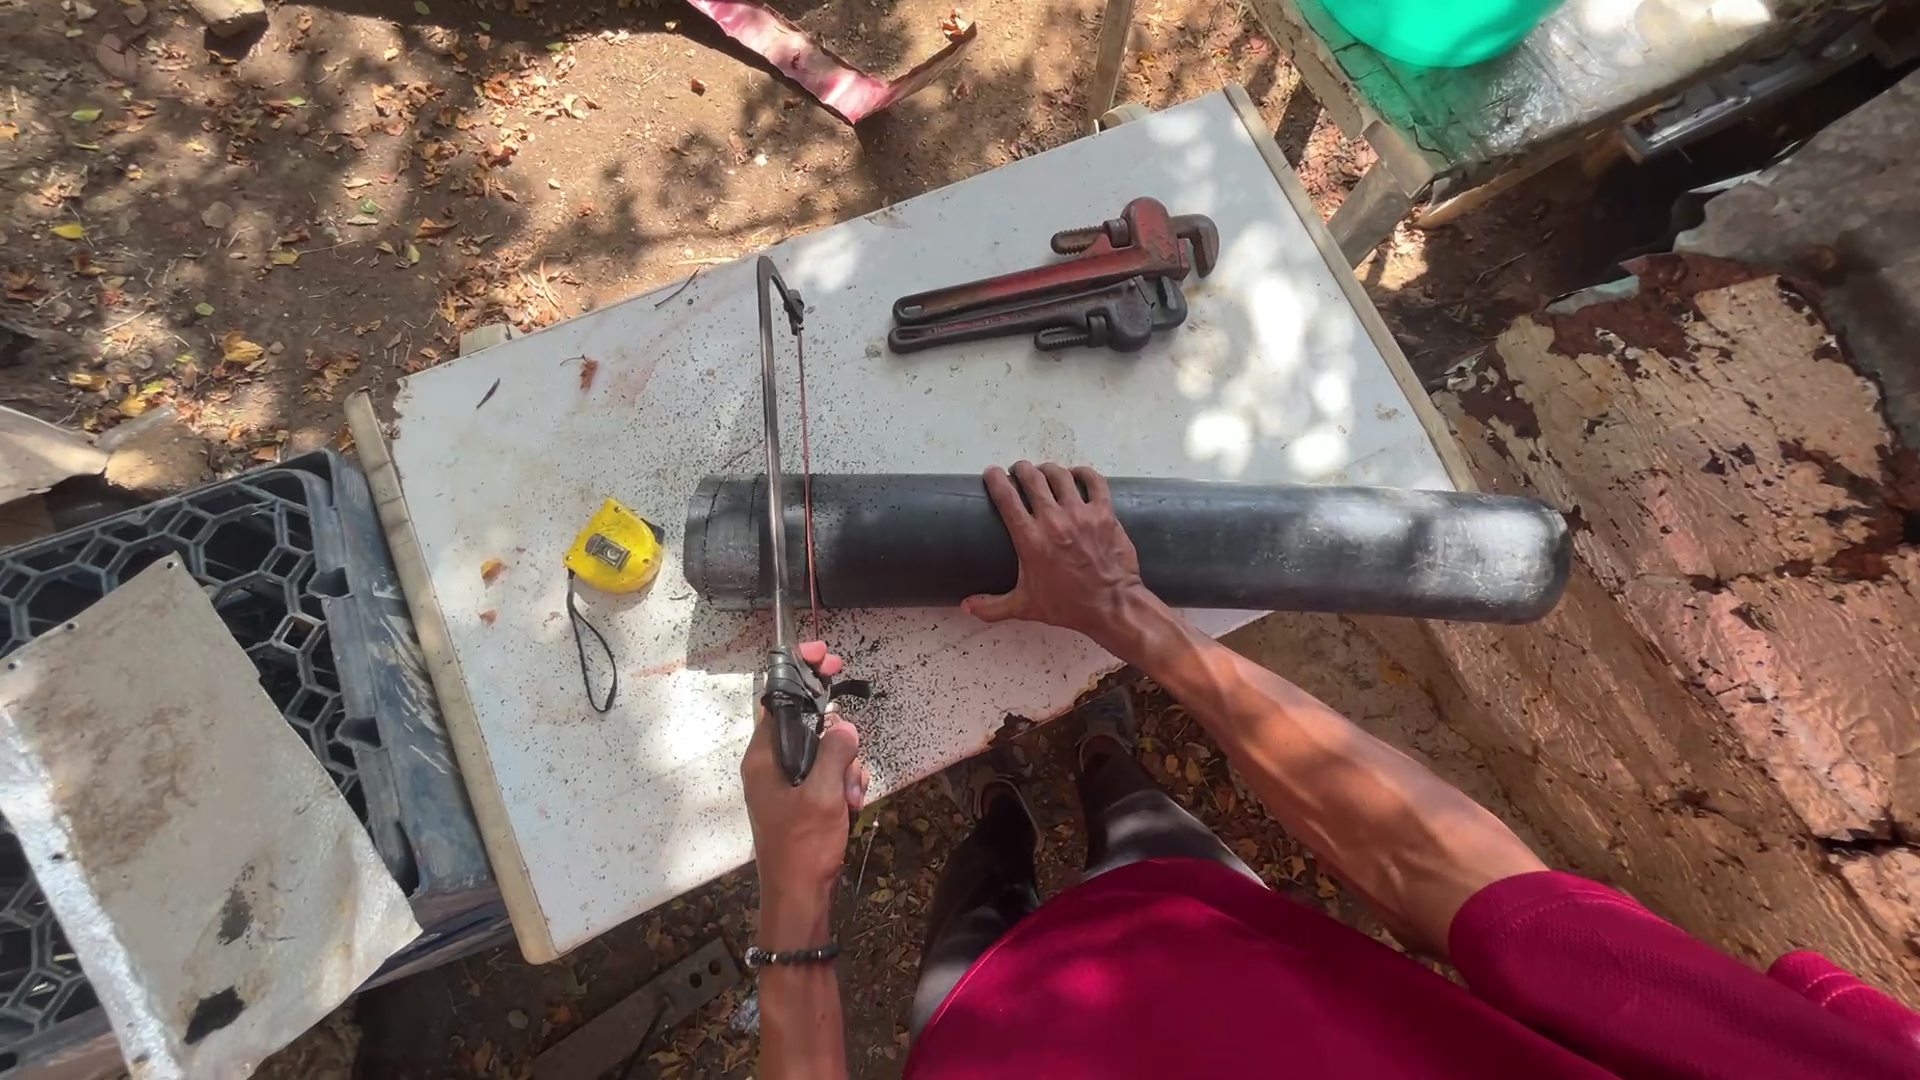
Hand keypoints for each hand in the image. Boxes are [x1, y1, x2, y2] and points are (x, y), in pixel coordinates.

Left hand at [740, 645, 866, 945]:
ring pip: (823, 747)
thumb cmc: (803, 846)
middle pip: (804, 720)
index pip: (777, 698)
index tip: (824, 656)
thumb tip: (844, 725)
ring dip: (846, 762)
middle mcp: (771, 764)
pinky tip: (852, 804)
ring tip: (851, 793)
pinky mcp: (803, 798)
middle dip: (834, 722)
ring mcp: (787, 781)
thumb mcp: (823, 794)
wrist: (800, 898)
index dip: (800, 672)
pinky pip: (828, 772)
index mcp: (764, 757)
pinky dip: (845, 781)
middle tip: (851, 714)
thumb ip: (835, 752)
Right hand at [963, 462, 1164, 657]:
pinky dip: (1083, 473)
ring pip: (1061, 476)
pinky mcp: (1104, 513)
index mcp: (1030, 539)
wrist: (1111, 606)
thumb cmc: (1067, 606)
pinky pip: (1094, 481)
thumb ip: (992, 607)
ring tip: (1044, 472)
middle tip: (1018, 471)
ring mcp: (1081, 514)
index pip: (1006, 497)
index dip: (995, 479)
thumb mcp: (1025, 607)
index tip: (991, 472)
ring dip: (1048, 469)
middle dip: (1021, 469)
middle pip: (1032, 479)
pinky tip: (1076, 474)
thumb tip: (965, 607)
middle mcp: (1053, 521)